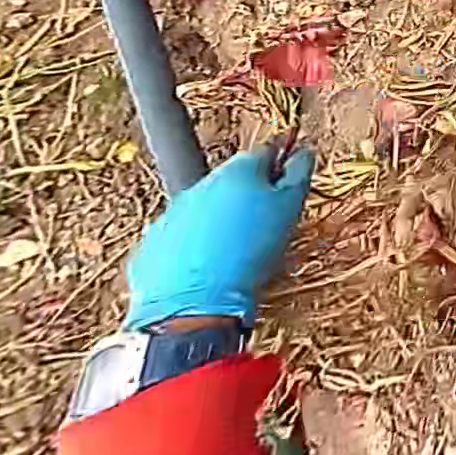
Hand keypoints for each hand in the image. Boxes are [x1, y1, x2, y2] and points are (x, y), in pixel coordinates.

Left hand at [124, 144, 313, 328]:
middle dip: (253, 191)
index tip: (292, 178)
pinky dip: (200, 240)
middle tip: (272, 215)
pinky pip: (184, 233)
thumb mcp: (292, 205)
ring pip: (208, 205)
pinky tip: (216, 259)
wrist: (196, 304)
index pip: (265, 151)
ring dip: (226, 216)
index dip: (282, 162)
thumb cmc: (252, 250)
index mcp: (236, 172)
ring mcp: (170, 216)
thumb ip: (299, 172)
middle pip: (234, 178)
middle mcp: (199, 186)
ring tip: (244, 242)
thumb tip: (303, 152)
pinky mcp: (152, 244)